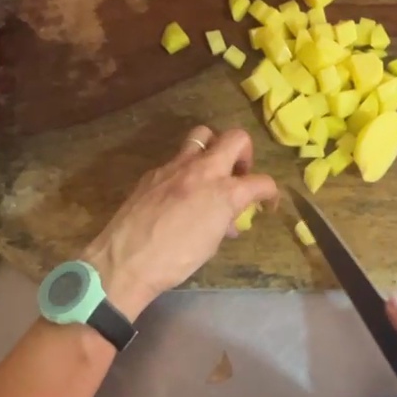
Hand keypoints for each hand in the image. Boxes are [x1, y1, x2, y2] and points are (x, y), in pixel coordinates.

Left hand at [82, 126, 278, 318]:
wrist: (127, 260)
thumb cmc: (175, 261)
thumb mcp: (210, 244)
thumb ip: (223, 222)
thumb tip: (228, 220)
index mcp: (225, 192)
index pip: (261, 182)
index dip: (270, 193)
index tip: (267, 202)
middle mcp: (203, 170)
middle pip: (235, 138)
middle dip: (244, 153)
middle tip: (238, 174)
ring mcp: (176, 166)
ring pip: (203, 134)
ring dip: (213, 148)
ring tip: (209, 172)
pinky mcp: (154, 172)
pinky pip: (176, 159)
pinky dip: (185, 170)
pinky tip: (178, 193)